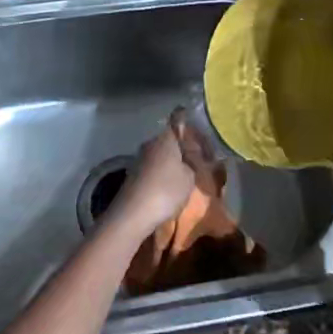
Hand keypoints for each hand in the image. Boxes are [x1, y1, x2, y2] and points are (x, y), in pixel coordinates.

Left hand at [109, 114, 204, 237]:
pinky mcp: (133, 174)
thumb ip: (193, 164)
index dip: (189, 123)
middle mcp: (150, 142)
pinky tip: (169, 185)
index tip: (199, 133)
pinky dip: (161, 174)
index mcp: (165, 137)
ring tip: (185, 175)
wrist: (133, 214)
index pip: (178, 119)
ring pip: (160, 154)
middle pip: (169, 138)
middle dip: (182, 147)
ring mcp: (139, 158)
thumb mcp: (190, 178)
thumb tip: (189, 159)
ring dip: (171, 162)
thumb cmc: (166, 190)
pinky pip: (153, 168)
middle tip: (197, 158)